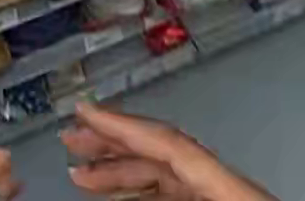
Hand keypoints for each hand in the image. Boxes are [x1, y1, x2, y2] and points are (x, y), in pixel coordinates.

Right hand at [61, 102, 276, 200]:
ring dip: (124, 175)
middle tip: (69, 143)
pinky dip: (147, 199)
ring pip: (170, 180)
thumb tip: (115, 200)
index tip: (81, 111)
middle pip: (166, 156)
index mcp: (236, 197)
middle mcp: (233, 195)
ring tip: (81, 178)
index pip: (173, 148)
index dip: (123, 127)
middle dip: (115, 147)